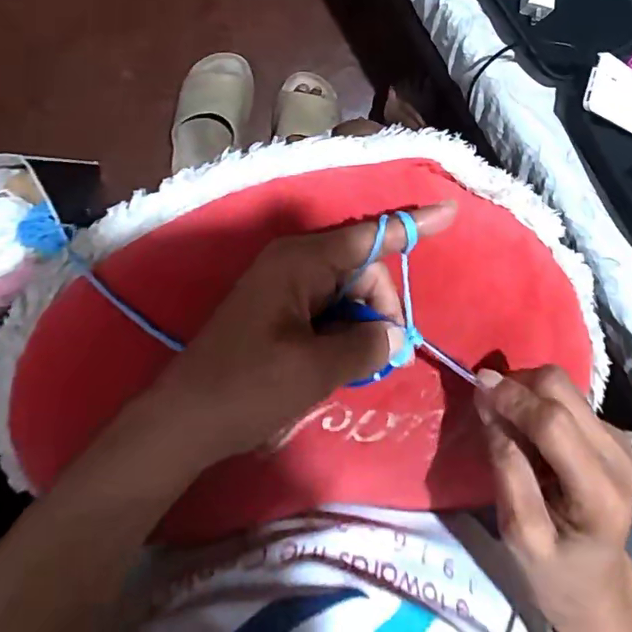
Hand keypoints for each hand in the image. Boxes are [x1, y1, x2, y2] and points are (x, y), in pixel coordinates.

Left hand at [139, 201, 458, 465]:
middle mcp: (292, 261)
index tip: (449, 211)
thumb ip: (366, 344)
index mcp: (300, 261)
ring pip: (345, 292)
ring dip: (359, 326)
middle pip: (360, 269)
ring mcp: (282, 283)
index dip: (410, 225)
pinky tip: (334, 363)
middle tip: (380, 357)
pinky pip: (325, 308)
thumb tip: (392, 334)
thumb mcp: (316, 369)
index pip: (368, 235)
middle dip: (378, 308)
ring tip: (349, 368)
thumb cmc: (247, 387)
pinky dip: (339, 332)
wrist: (182, 420)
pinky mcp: (276, 308)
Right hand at [476, 366, 631, 631]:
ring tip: (506, 419)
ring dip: (527, 390)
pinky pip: (569, 397)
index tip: (476, 387)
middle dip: (518, 385)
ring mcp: (619, 441)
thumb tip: (489, 405)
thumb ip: (507, 470)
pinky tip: (529, 430)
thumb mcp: (520, 535)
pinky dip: (539, 401)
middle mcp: (617, 456)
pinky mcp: (612, 433)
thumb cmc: (554, 571)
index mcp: (598, 492)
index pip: (554, 422)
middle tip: (488, 403)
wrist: (596, 588)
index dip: (512, 398)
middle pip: (561, 388)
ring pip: (565, 385)